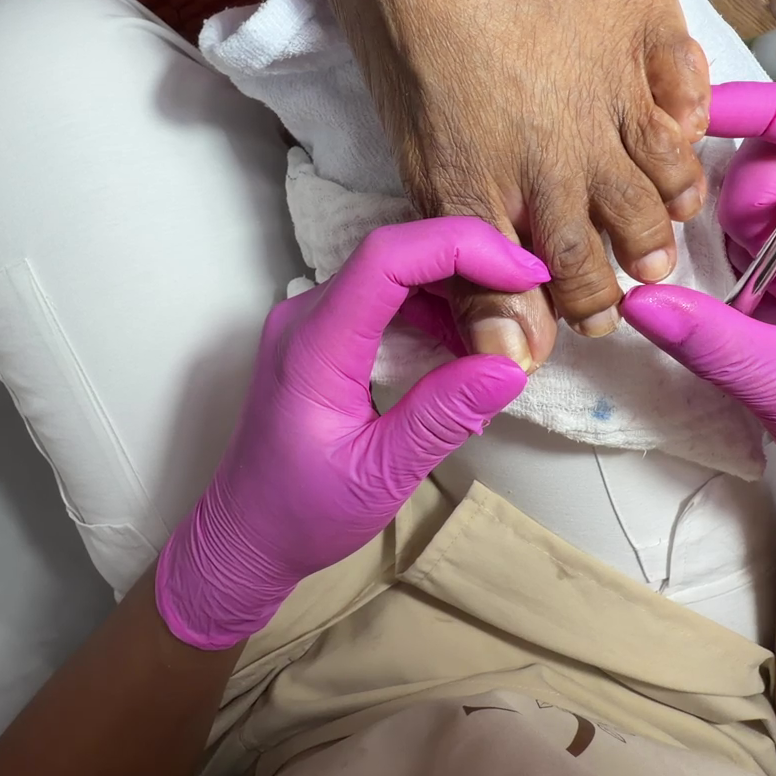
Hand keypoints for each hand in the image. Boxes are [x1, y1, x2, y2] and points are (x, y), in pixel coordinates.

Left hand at [155, 217, 545, 648]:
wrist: (247, 528)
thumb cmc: (301, 511)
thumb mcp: (380, 474)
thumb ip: (442, 417)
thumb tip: (510, 367)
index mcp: (314, 345)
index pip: (386, 258)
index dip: (460, 247)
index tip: (522, 272)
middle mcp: (307, 315)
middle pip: (395, 255)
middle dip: (470, 265)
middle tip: (529, 301)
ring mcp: (313, 320)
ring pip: (394, 272)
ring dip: (455, 290)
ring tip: (505, 330)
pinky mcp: (325, 333)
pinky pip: (385, 298)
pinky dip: (433, 311)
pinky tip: (466, 346)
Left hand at [214, 0, 708, 370]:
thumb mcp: (393, 124)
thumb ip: (451, 220)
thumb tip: (501, 325)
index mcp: (483, 179)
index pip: (536, 283)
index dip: (548, 321)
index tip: (554, 341)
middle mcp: (560, 144)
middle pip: (610, 242)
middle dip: (612, 288)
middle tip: (621, 304)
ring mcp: (609, 73)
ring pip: (659, 178)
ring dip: (661, 222)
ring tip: (663, 248)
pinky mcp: (639, 6)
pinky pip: (684, 88)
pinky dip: (687, 126)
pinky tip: (682, 140)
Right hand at [621, 82, 775, 592]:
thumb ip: (706, 337)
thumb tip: (633, 297)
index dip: (771, 106)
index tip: (698, 115)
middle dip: (750, 197)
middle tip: (748, 264)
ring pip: (773, 186)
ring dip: (746, 230)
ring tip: (764, 295)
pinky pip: (767, 223)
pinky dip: (745, 250)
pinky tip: (761, 300)